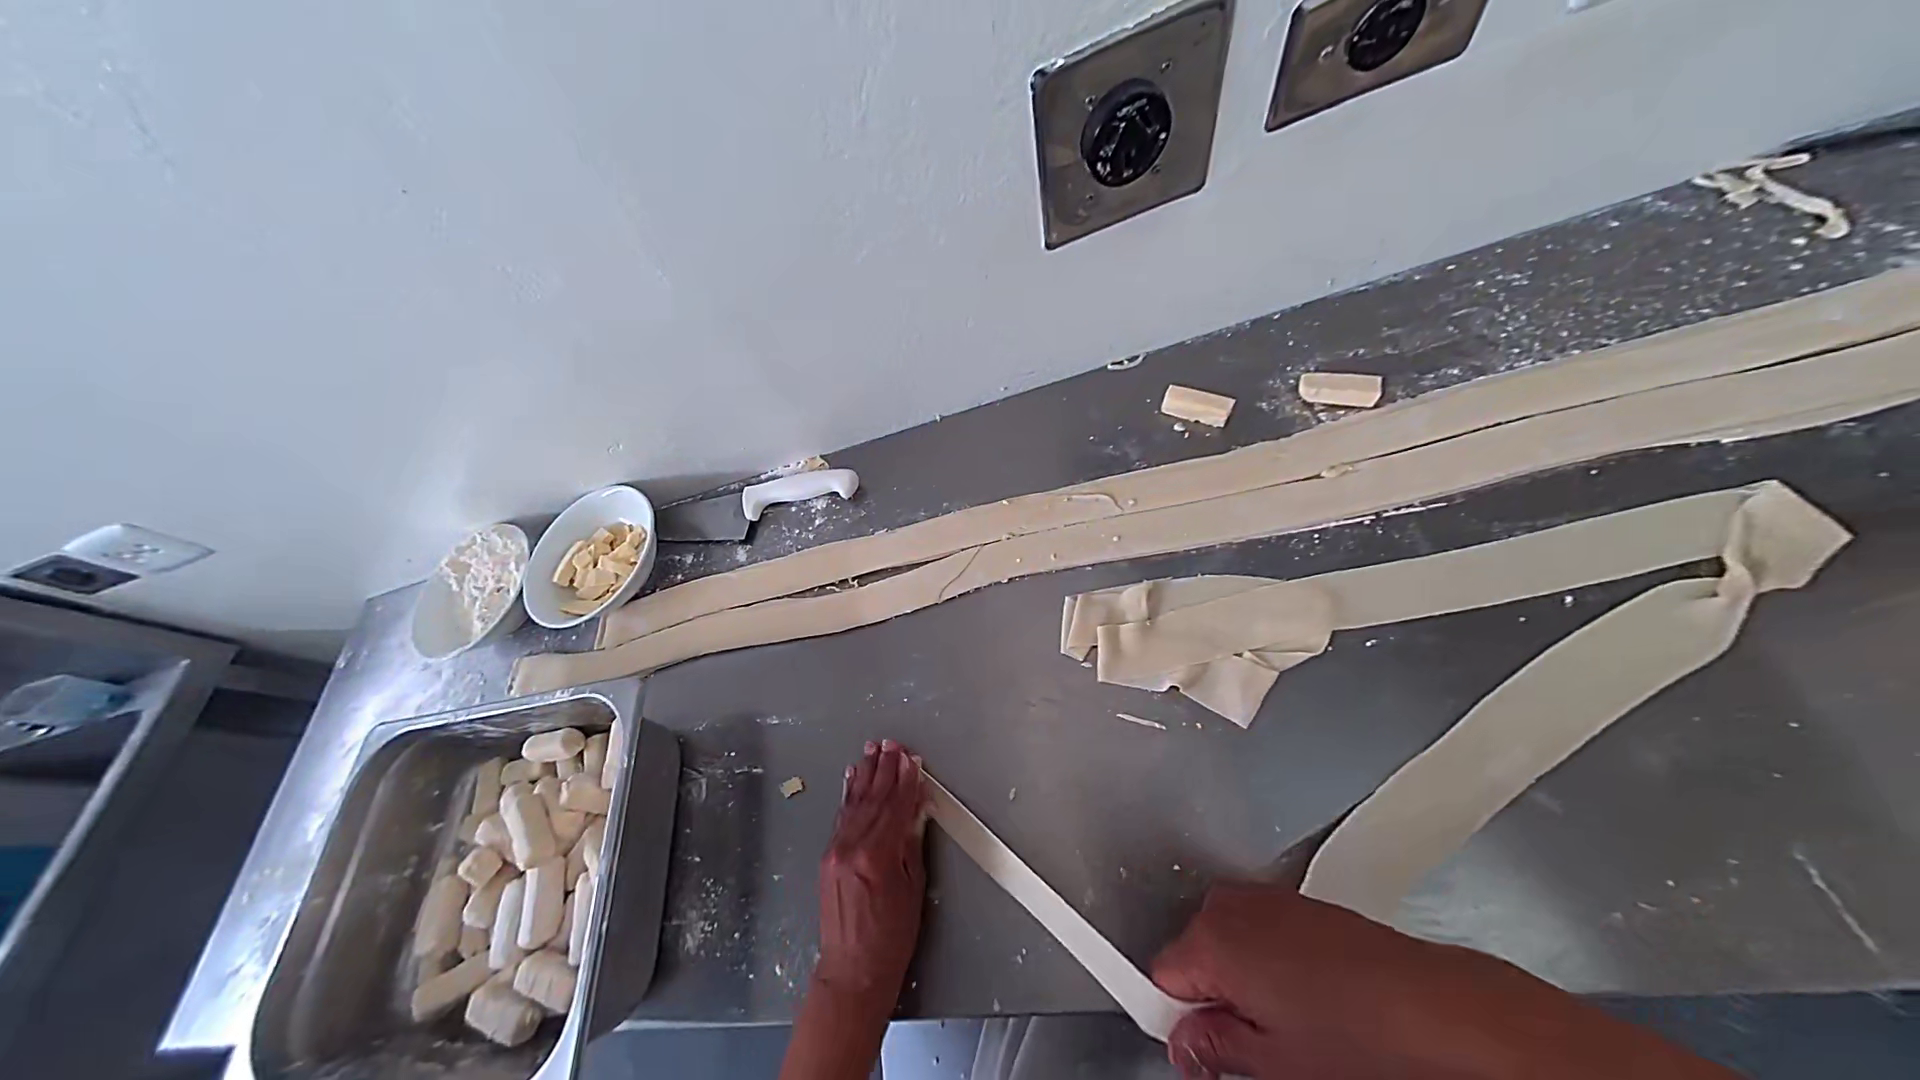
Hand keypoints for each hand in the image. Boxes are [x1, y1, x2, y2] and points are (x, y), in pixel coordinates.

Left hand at [813, 739, 927, 999]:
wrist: (852, 970)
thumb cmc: (892, 937)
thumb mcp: (913, 888)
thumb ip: (911, 843)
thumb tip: (916, 808)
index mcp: (877, 855)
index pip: (897, 807)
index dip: (907, 781)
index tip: (914, 760)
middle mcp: (852, 847)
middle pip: (874, 798)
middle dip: (885, 768)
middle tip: (893, 744)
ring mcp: (836, 850)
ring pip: (855, 803)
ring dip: (866, 774)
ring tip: (873, 749)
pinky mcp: (827, 856)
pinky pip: (841, 817)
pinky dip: (849, 795)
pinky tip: (853, 777)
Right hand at [1151, 882, 1734, 1079]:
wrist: (1444, 1011)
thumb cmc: (1363, 1038)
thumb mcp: (1275, 1066)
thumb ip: (1213, 1048)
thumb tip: (1187, 1044)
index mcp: (1211, 940)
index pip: (1157, 975)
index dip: (1173, 1017)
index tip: (1193, 1044)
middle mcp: (1231, 906)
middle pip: (1192, 955)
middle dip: (1212, 998)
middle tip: (1254, 1046)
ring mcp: (1267, 900)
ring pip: (1228, 944)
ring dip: (1244, 982)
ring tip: (1293, 1025)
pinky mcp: (1300, 903)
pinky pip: (1262, 932)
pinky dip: (1273, 964)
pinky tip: (1315, 1001)